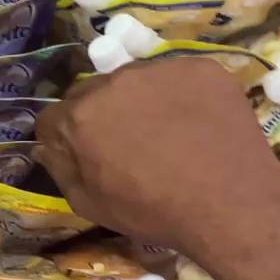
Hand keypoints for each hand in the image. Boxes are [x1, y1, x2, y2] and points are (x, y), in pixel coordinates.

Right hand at [36, 57, 279, 253]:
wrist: (232, 205)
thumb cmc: (153, 212)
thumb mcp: (90, 204)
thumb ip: (60, 170)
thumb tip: (46, 148)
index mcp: (80, 117)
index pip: (53, 117)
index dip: (64, 139)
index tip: (83, 155)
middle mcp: (113, 82)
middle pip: (90, 93)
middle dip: (99, 115)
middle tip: (126, 144)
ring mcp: (159, 70)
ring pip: (133, 81)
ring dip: (137, 100)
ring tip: (165, 132)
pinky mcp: (200, 67)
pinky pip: (175, 77)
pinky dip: (178, 96)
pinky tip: (194, 123)